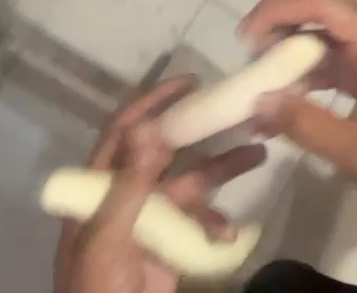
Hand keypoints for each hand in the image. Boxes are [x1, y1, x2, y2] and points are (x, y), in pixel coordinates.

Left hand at [54, 77, 266, 292]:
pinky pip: (196, 224)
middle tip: (233, 109)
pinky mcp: (168, 249)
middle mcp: (124, 196)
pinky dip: (214, 224)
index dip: (152, 102)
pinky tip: (230, 235)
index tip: (189, 84)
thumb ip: (129, 184)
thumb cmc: (97, 292)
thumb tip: (147, 126)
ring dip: (221, 170)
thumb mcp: (109, 239)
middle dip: (200, 131)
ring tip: (259, 156)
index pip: (123, 130)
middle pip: (164, 150)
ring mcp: (148, 223)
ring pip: (188, 184)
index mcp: (98, 188)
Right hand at [241, 0, 356, 217]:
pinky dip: (311, 67)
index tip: (246, 38)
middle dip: (279, 26)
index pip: (321, 0)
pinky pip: (338, 49)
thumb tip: (258, 103)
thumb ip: (308, 126)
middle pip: (321, 5)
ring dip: (293, 48)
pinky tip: (289, 99)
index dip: (278, 9)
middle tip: (248, 61)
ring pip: (327, 27)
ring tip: (261, 83)